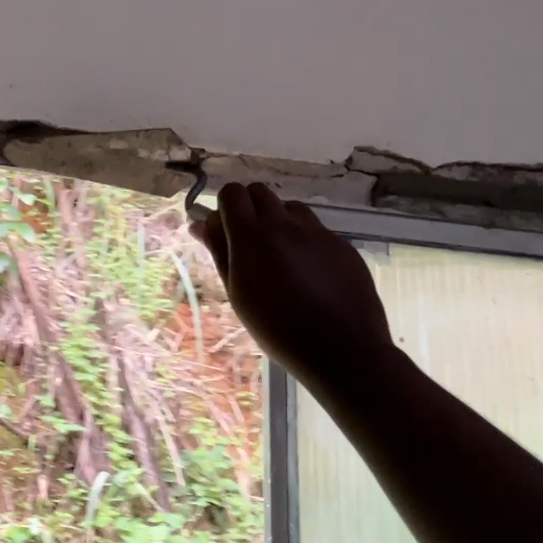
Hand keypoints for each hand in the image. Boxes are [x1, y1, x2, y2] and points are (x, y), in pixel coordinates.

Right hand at [190, 183, 396, 391]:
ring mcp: (318, 232)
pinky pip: (317, 230)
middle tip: (250, 242)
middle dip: (250, 208)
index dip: (225, 207)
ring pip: (290, 207)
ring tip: (282, 256)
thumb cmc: (277, 329)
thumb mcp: (237, 292)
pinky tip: (311, 274)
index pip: (232, 193)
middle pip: (260, 192)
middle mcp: (284, 224)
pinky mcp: (342, 244)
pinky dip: (306, 241)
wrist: (342, 351)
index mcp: (252, 236)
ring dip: (280, 221)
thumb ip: (219, 251)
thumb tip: (199, 223)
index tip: (225, 230)